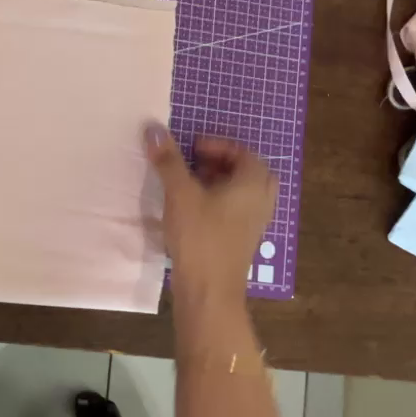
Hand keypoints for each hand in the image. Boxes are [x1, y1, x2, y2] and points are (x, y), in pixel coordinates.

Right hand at [144, 124, 275, 305]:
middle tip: (194, 162)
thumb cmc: (199, 236)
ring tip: (191, 184)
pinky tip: (193, 209)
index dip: (217, 145)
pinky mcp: (244, 238)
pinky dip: (220, 200)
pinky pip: (238, 208)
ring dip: (220, 181)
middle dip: (221, 162)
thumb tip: (153, 127)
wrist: (209, 288)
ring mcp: (255, 222)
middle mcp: (261, 201)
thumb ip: (168, 160)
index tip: (190, 149)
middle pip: (248, 170)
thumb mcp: (179, 193)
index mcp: (253, 185)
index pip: (243, 152)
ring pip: (243, 191)